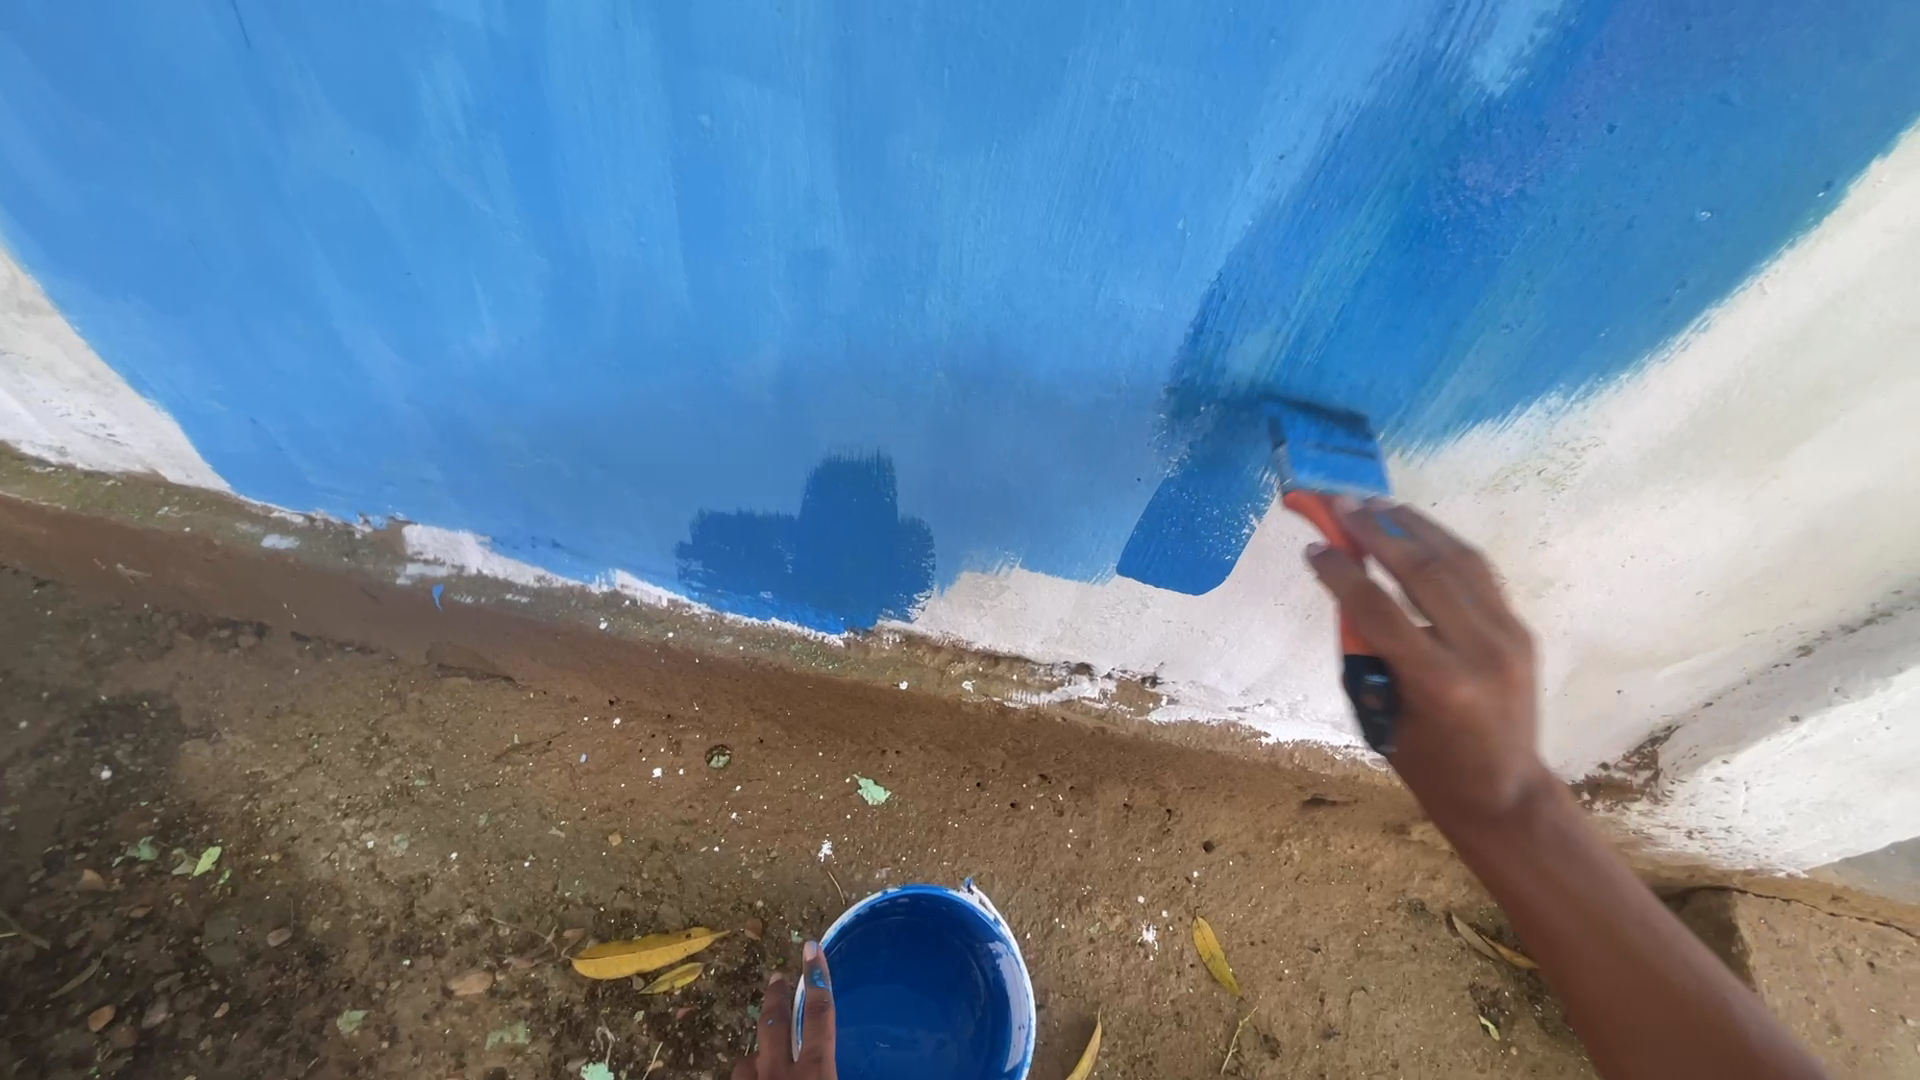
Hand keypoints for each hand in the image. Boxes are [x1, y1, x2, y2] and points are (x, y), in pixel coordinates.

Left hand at [732, 940, 837, 1079]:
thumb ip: (835, 1071)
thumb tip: (846, 1071)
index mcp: (816, 1072)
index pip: (819, 1014)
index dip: (817, 978)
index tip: (812, 949)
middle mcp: (780, 1072)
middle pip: (776, 1023)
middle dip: (776, 996)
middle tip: (777, 977)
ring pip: (749, 1057)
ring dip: (759, 1048)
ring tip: (763, 1046)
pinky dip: (748, 1075)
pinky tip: (753, 1078)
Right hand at [1305, 497, 1552, 825]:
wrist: (1502, 789)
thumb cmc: (1424, 760)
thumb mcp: (1377, 709)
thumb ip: (1365, 648)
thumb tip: (1347, 588)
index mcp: (1436, 682)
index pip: (1376, 608)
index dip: (1339, 572)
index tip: (1313, 547)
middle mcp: (1480, 651)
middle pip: (1420, 571)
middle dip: (1374, 532)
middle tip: (1340, 504)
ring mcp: (1509, 636)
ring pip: (1456, 560)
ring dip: (1410, 525)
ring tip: (1375, 503)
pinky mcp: (1521, 629)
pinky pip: (1478, 572)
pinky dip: (1442, 543)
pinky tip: (1414, 526)